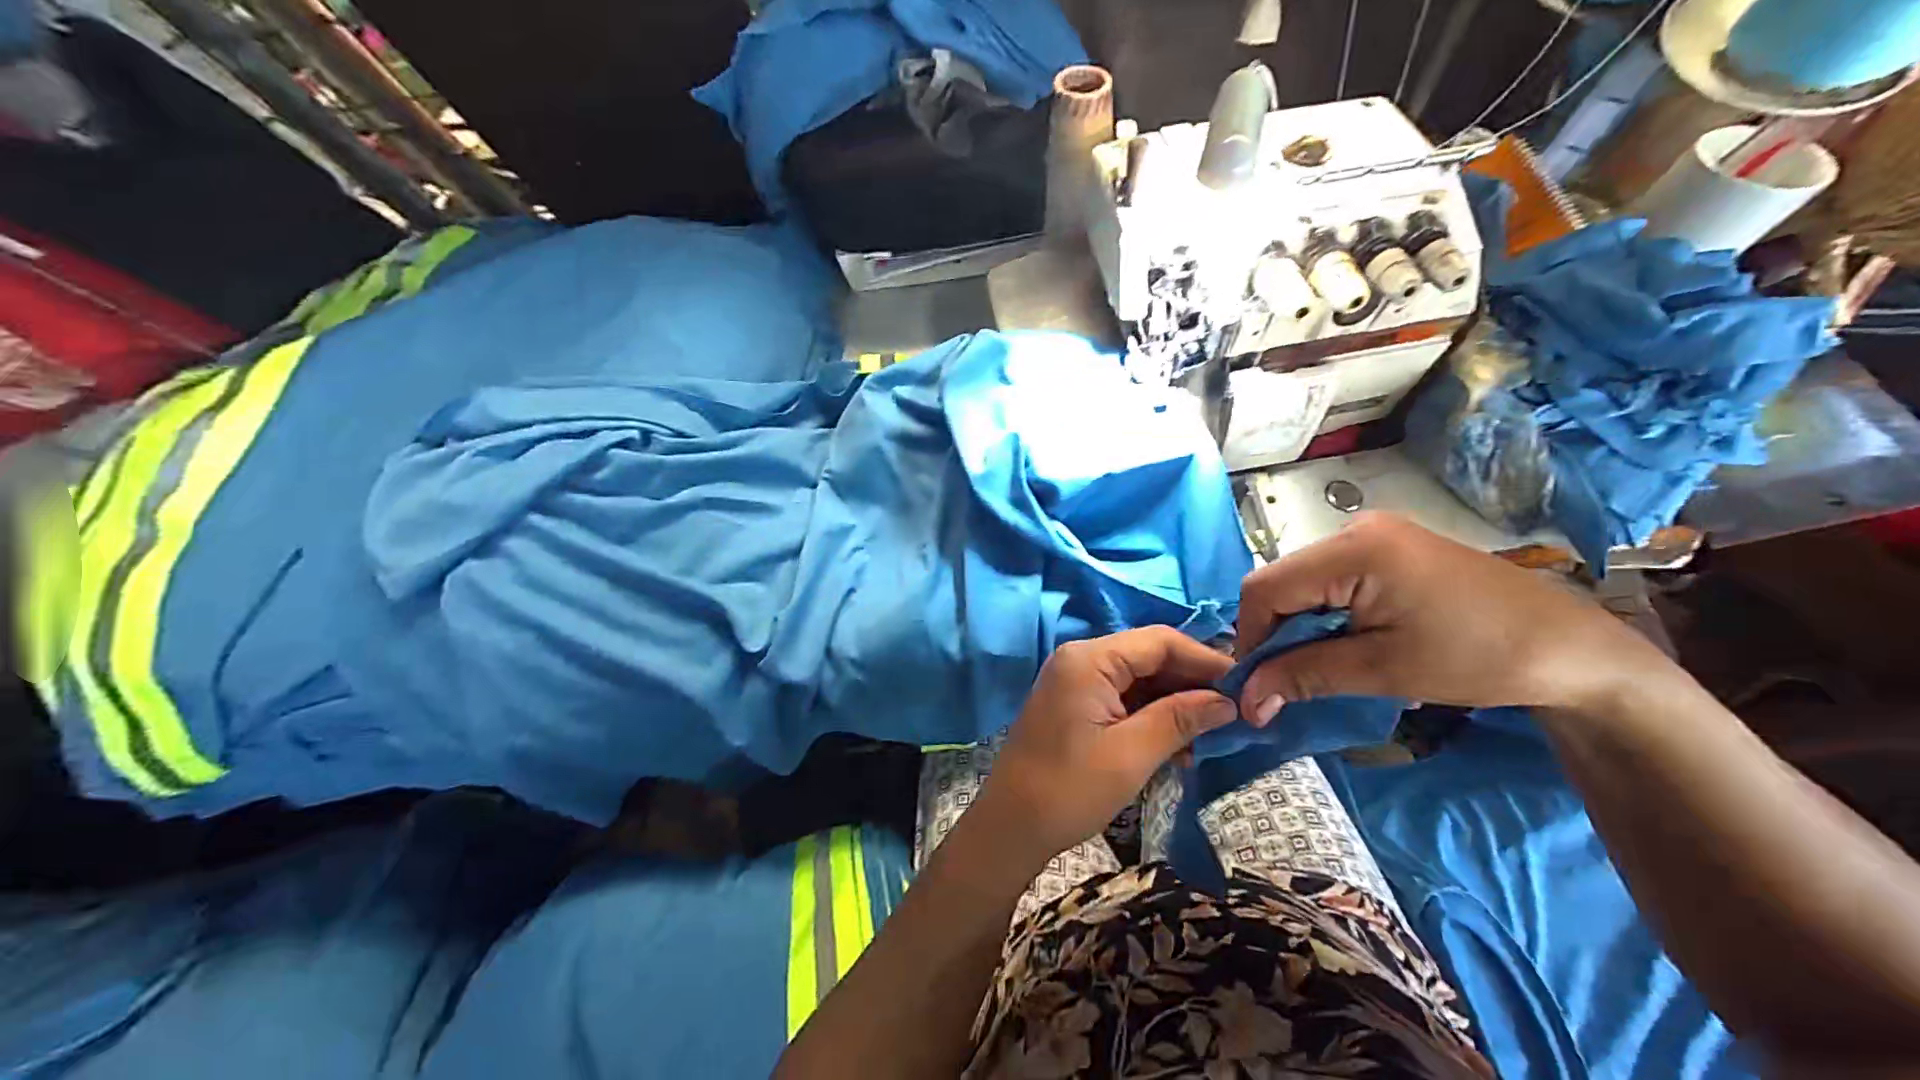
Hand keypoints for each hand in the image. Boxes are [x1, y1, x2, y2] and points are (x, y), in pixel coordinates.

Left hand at [973, 627, 1235, 868]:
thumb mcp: (1132, 754)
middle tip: (1235, 715)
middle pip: (1150, 657)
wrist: (1010, 826)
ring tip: (1210, 739)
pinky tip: (1179, 748)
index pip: (1160, 641)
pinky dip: (1152, 718)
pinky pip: (1123, 699)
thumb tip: (1226, 702)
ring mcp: (1075, 681)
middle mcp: (1081, 659)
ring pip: (1140, 680)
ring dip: (1175, 705)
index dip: (1206, 660)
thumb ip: (1180, 719)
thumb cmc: (1070, 789)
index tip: (1246, 687)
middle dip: (1193, 684)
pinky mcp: (1075, 705)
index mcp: (1090, 659)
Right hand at [1234, 513, 1671, 721]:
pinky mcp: (1389, 548)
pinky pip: (1330, 577)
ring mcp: (1375, 534)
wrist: (1573, 649)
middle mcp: (1356, 528)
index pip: (1265, 588)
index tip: (1257, 686)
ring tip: (1316, 665)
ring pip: (1302, 580)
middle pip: (1281, 581)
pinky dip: (1322, 613)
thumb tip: (1246, 702)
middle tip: (1283, 682)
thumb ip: (1304, 676)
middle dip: (1273, 633)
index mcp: (1355, 549)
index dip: (1250, 637)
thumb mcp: (1383, 670)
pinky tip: (1343, 641)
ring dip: (1297, 625)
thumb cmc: (1480, 658)